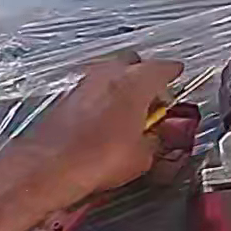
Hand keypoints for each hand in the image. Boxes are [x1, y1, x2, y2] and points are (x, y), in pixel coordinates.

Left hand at [1, 54, 183, 209]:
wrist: (52, 166)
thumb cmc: (98, 158)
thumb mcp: (142, 156)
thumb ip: (155, 141)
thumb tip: (155, 140)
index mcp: (134, 82)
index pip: (162, 68)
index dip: (173, 73)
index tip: (178, 76)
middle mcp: (108, 74)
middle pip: (133, 63)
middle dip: (145, 77)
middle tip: (154, 100)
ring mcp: (84, 83)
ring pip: (110, 74)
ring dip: (121, 88)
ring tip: (130, 113)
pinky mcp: (67, 98)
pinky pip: (92, 90)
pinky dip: (102, 99)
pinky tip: (106, 121)